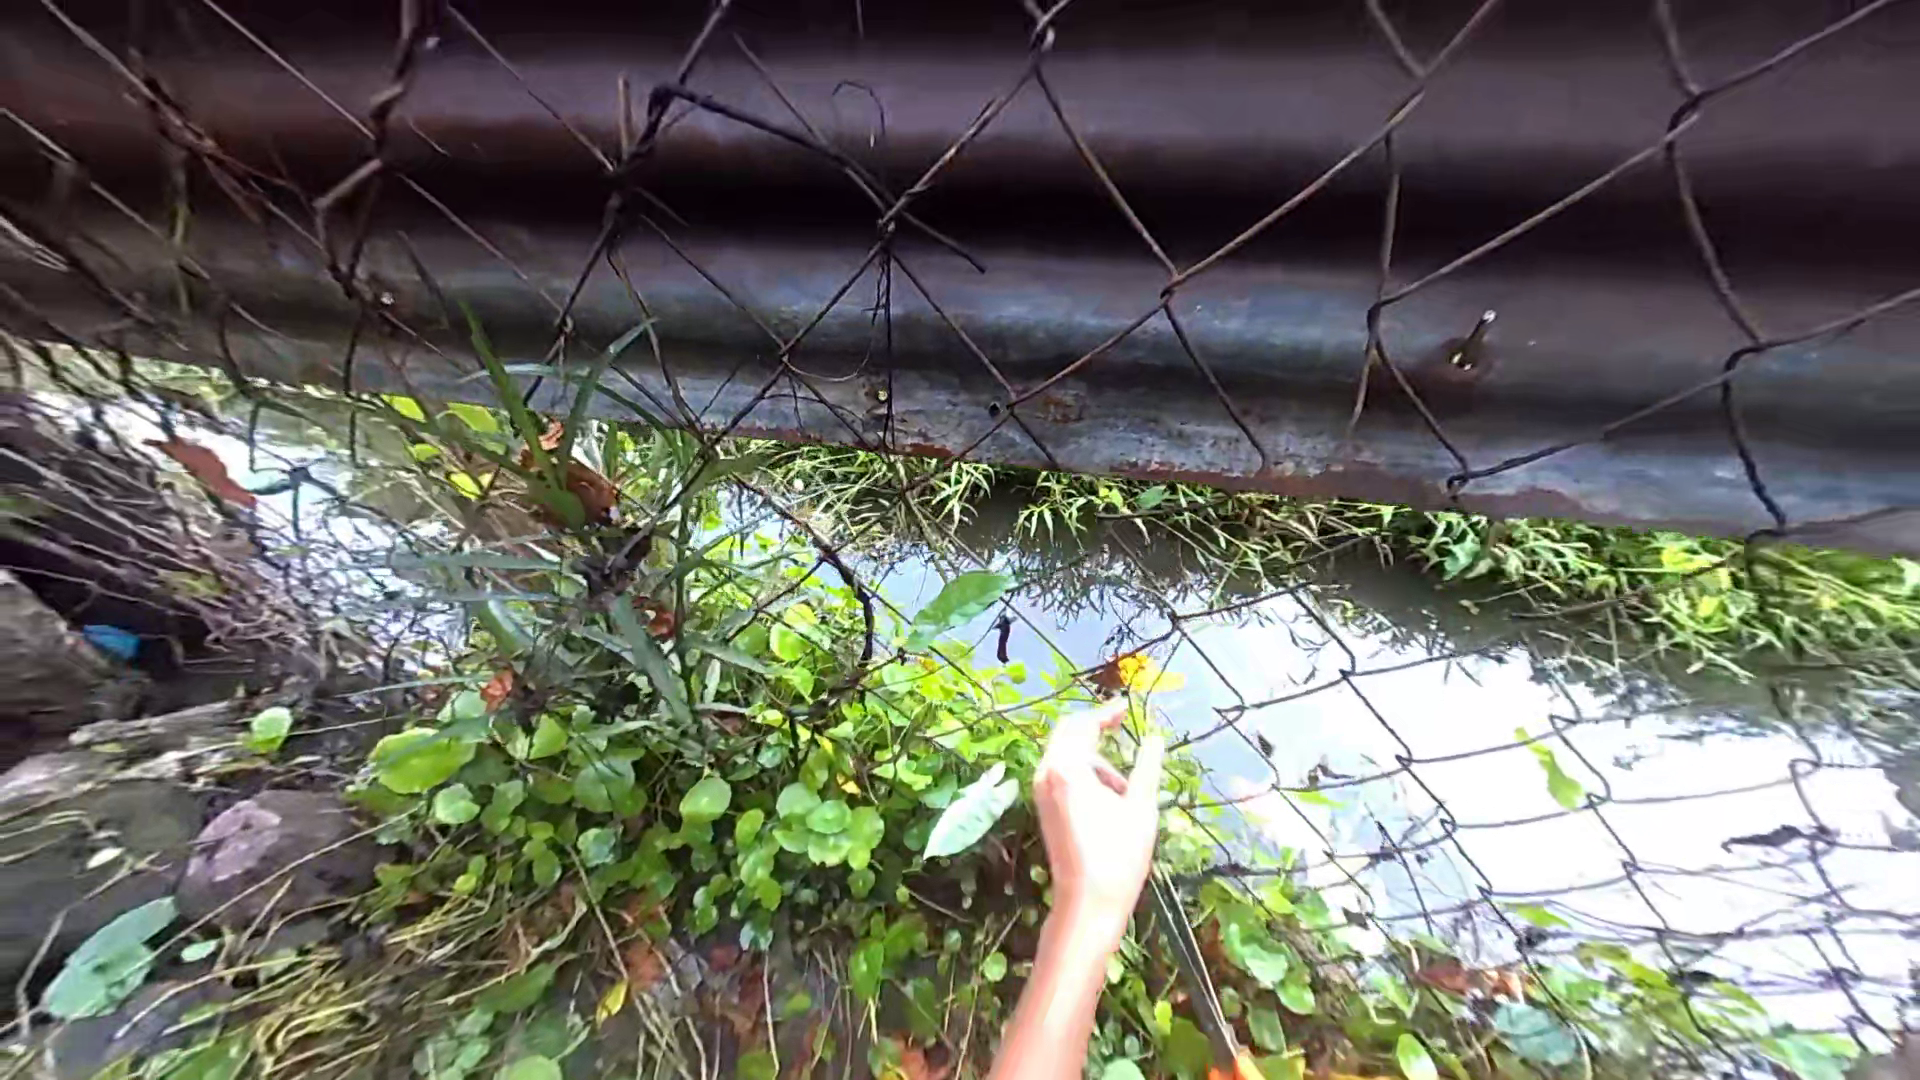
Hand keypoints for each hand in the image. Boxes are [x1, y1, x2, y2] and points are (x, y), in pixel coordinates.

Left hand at [1031, 698, 1165, 949]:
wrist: (1086, 904)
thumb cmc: (1118, 857)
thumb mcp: (1141, 808)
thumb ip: (1147, 767)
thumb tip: (1156, 738)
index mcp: (1067, 768)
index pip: (1084, 725)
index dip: (1106, 713)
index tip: (1126, 708)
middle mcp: (1047, 772)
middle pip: (1069, 733)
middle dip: (1095, 729)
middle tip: (1121, 728)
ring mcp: (1041, 789)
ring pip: (1066, 754)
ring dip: (1093, 756)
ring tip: (1124, 787)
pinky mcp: (1042, 804)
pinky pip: (1061, 771)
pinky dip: (1082, 771)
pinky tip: (1107, 796)